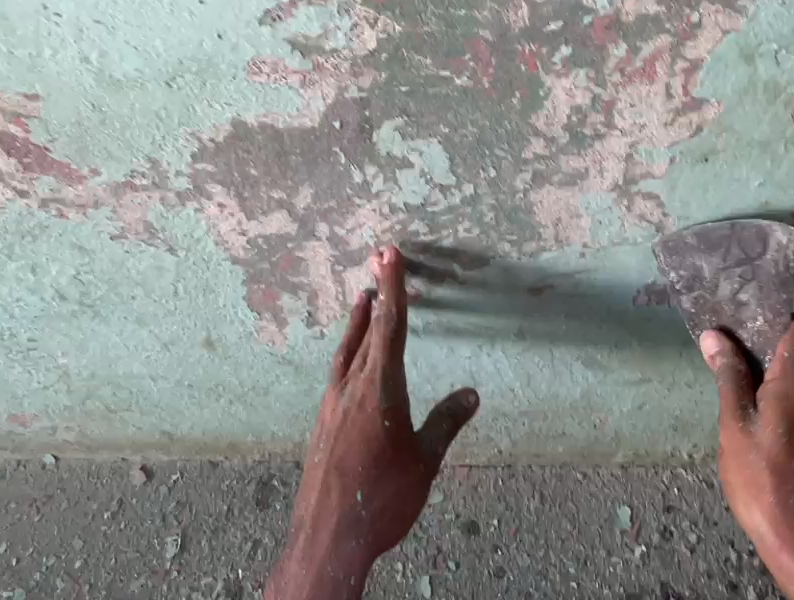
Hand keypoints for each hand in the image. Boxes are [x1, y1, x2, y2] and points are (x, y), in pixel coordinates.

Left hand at [266, 246, 479, 599]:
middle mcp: (352, 387)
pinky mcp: (323, 423)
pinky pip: (338, 373)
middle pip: (366, 329)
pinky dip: (349, 351)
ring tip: (363, 300)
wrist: (326, 539)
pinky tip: (352, 362)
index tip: (389, 253)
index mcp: (380, 388)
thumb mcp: (424, 460)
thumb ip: (445, 422)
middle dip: (376, 294)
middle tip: (378, 263)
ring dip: (358, 322)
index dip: (393, 286)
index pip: (390, 325)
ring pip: (347, 350)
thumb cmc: (381, 498)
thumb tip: (471, 394)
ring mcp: (332, 404)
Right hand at [701, 315, 793, 599]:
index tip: (740, 320)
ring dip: (768, 394)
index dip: (770, 316)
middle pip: (791, 359)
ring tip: (739, 420)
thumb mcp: (735, 426)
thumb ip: (729, 377)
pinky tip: (761, 443)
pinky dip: (781, 415)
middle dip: (759, 363)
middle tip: (726, 380)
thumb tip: (715, 335)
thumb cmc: (763, 482)